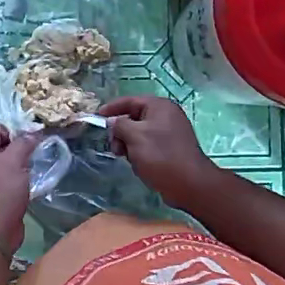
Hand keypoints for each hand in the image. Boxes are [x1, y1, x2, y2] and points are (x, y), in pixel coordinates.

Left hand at [0, 125, 42, 253]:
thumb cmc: (3, 191)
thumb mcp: (15, 161)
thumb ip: (24, 143)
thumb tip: (32, 134)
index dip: (15, 131)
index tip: (31, 141)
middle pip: (2, 145)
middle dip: (19, 147)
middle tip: (35, 154)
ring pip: (6, 162)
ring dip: (20, 163)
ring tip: (34, 168)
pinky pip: (7, 178)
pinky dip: (18, 177)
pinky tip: (29, 183)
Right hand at [98, 97, 219, 208]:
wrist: (189, 183)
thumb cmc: (160, 155)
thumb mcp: (134, 136)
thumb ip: (119, 125)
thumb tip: (113, 122)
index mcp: (160, 106)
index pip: (130, 101)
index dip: (111, 108)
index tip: (96, 117)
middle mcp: (167, 115)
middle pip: (134, 118)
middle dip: (121, 132)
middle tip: (115, 148)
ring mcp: (170, 133)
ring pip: (140, 134)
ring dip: (129, 145)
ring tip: (127, 158)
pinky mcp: (171, 149)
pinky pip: (149, 145)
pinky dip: (140, 152)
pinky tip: (139, 165)